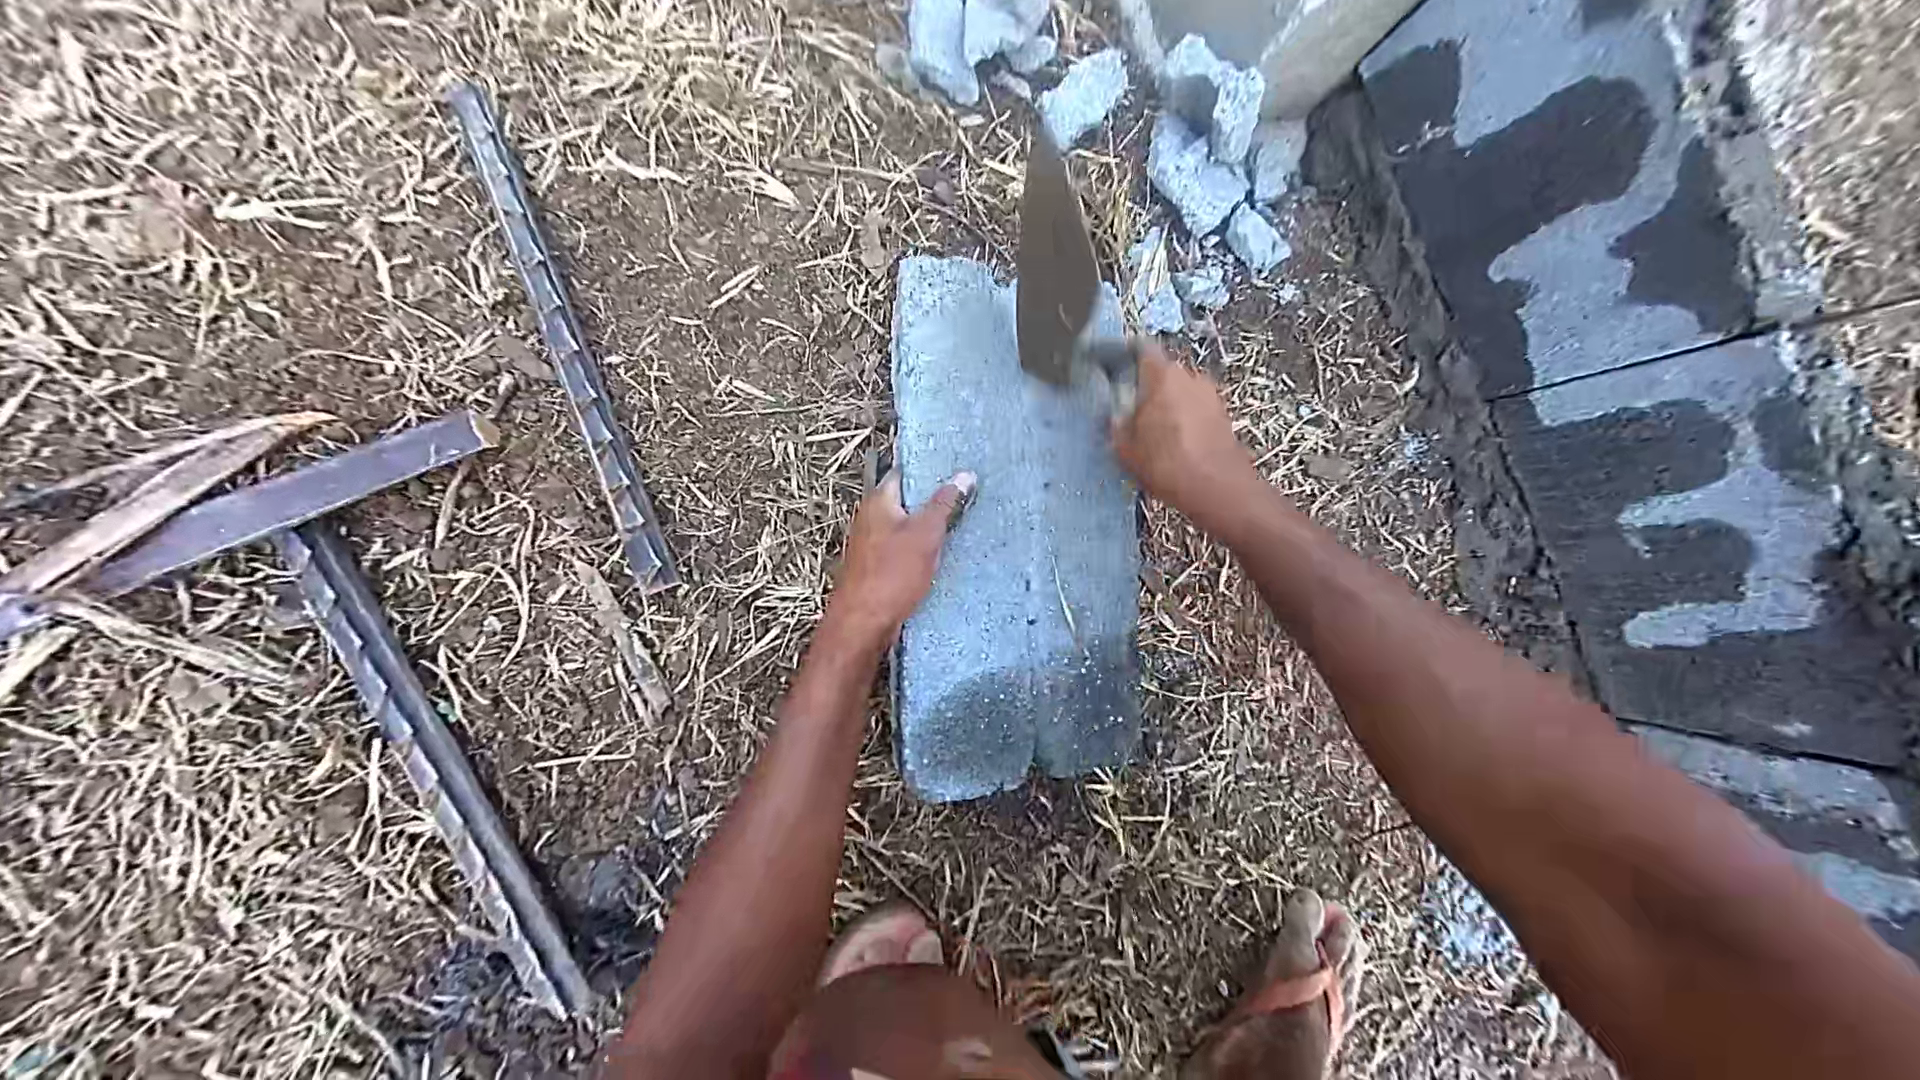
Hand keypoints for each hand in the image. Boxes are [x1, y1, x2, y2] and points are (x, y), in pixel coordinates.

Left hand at [822, 469, 975, 648]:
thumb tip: (963, 476)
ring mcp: (872, 545)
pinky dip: (922, 550)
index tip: (955, 470)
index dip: (929, 470)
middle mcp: (871, 519)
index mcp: (878, 502)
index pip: (904, 473)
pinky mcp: (878, 568)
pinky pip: (904, 551)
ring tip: (960, 526)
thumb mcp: (926, 534)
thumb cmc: (890, 576)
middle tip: (965, 498)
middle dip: (934, 501)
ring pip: (907, 528)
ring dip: (929, 528)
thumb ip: (944, 503)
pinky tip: (941, 558)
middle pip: (907, 502)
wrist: (863, 624)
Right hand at [1111, 345, 1260, 528]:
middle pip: (1161, 373)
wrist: (1218, 490)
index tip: (1113, 373)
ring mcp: (1210, 394)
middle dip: (1146, 389)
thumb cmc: (1167, 464)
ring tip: (1153, 435)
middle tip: (1131, 414)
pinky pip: (1195, 409)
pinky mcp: (1223, 415)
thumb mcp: (1124, 447)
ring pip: (1180, 392)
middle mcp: (1189, 376)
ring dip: (1167, 406)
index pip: (1140, 349)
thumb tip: (1117, 413)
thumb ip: (1116, 422)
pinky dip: (1184, 420)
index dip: (1124, 358)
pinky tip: (1175, 445)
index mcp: (1162, 375)